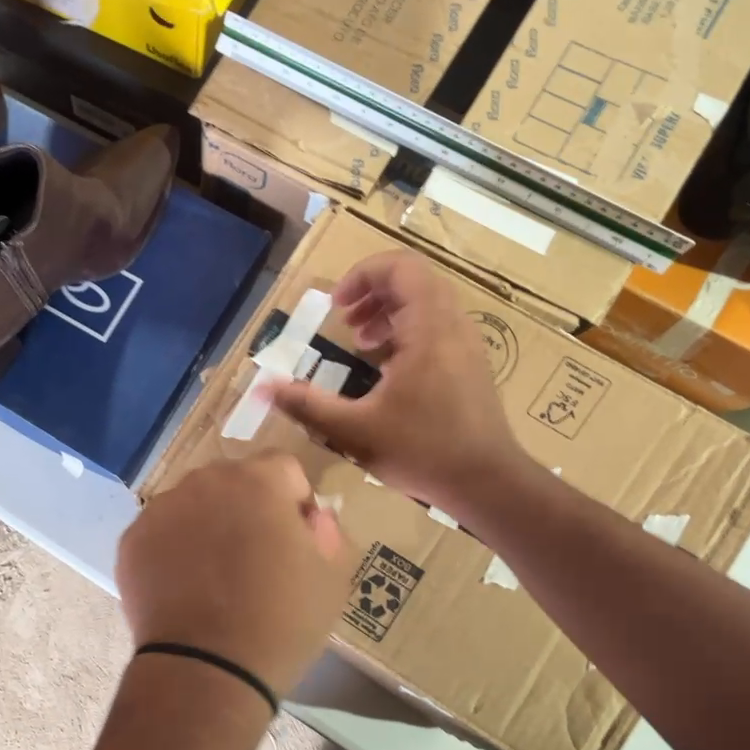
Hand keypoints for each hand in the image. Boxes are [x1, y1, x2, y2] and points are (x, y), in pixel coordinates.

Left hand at [116, 456, 353, 697]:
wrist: (207, 667)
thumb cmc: (280, 622)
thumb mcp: (331, 578)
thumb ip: (326, 533)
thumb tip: (310, 517)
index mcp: (258, 481)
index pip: (283, 468)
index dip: (293, 502)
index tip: (294, 540)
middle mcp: (204, 482)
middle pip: (232, 482)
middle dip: (245, 509)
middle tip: (252, 559)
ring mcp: (161, 509)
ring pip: (191, 505)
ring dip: (205, 526)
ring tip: (213, 578)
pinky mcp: (131, 540)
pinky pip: (159, 534)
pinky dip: (170, 551)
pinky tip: (182, 590)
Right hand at [269, 250, 533, 512]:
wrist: (487, 482)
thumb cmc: (422, 451)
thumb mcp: (354, 430)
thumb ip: (307, 404)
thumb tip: (263, 387)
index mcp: (428, 330)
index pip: (402, 267)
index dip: (363, 274)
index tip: (335, 305)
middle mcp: (452, 327)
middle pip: (414, 281)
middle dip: (372, 292)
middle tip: (343, 320)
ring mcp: (466, 345)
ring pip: (427, 303)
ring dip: (388, 311)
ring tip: (359, 342)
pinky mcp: (469, 364)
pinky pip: (436, 326)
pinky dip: (406, 331)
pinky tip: (384, 367)